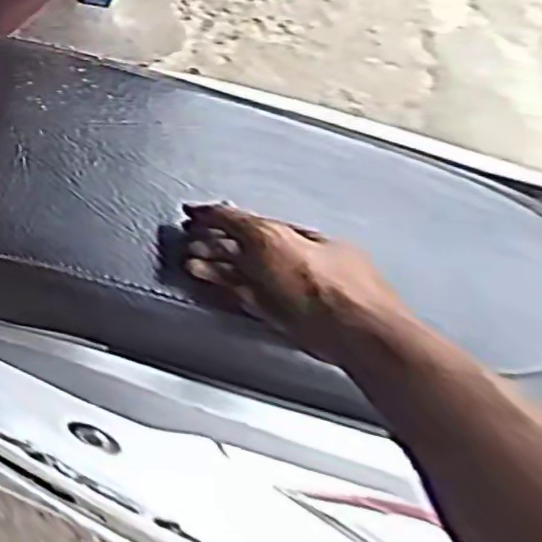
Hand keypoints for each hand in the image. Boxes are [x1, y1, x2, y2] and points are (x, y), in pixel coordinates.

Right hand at [181, 204, 412, 360]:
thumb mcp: (269, 236)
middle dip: (212, 241)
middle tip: (188, 240)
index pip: (254, 223)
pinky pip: (241, 291)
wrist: (354, 333)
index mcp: (303, 238)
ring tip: (188, 261)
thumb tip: (205, 208)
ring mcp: (288, 287)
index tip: (192, 217)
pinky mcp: (278, 311)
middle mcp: (297, 261)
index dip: (220, 218)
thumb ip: (234, 220)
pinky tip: (201, 276)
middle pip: (245, 246)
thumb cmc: (318, 281)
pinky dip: (219, 283)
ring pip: (240, 270)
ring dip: (211, 263)